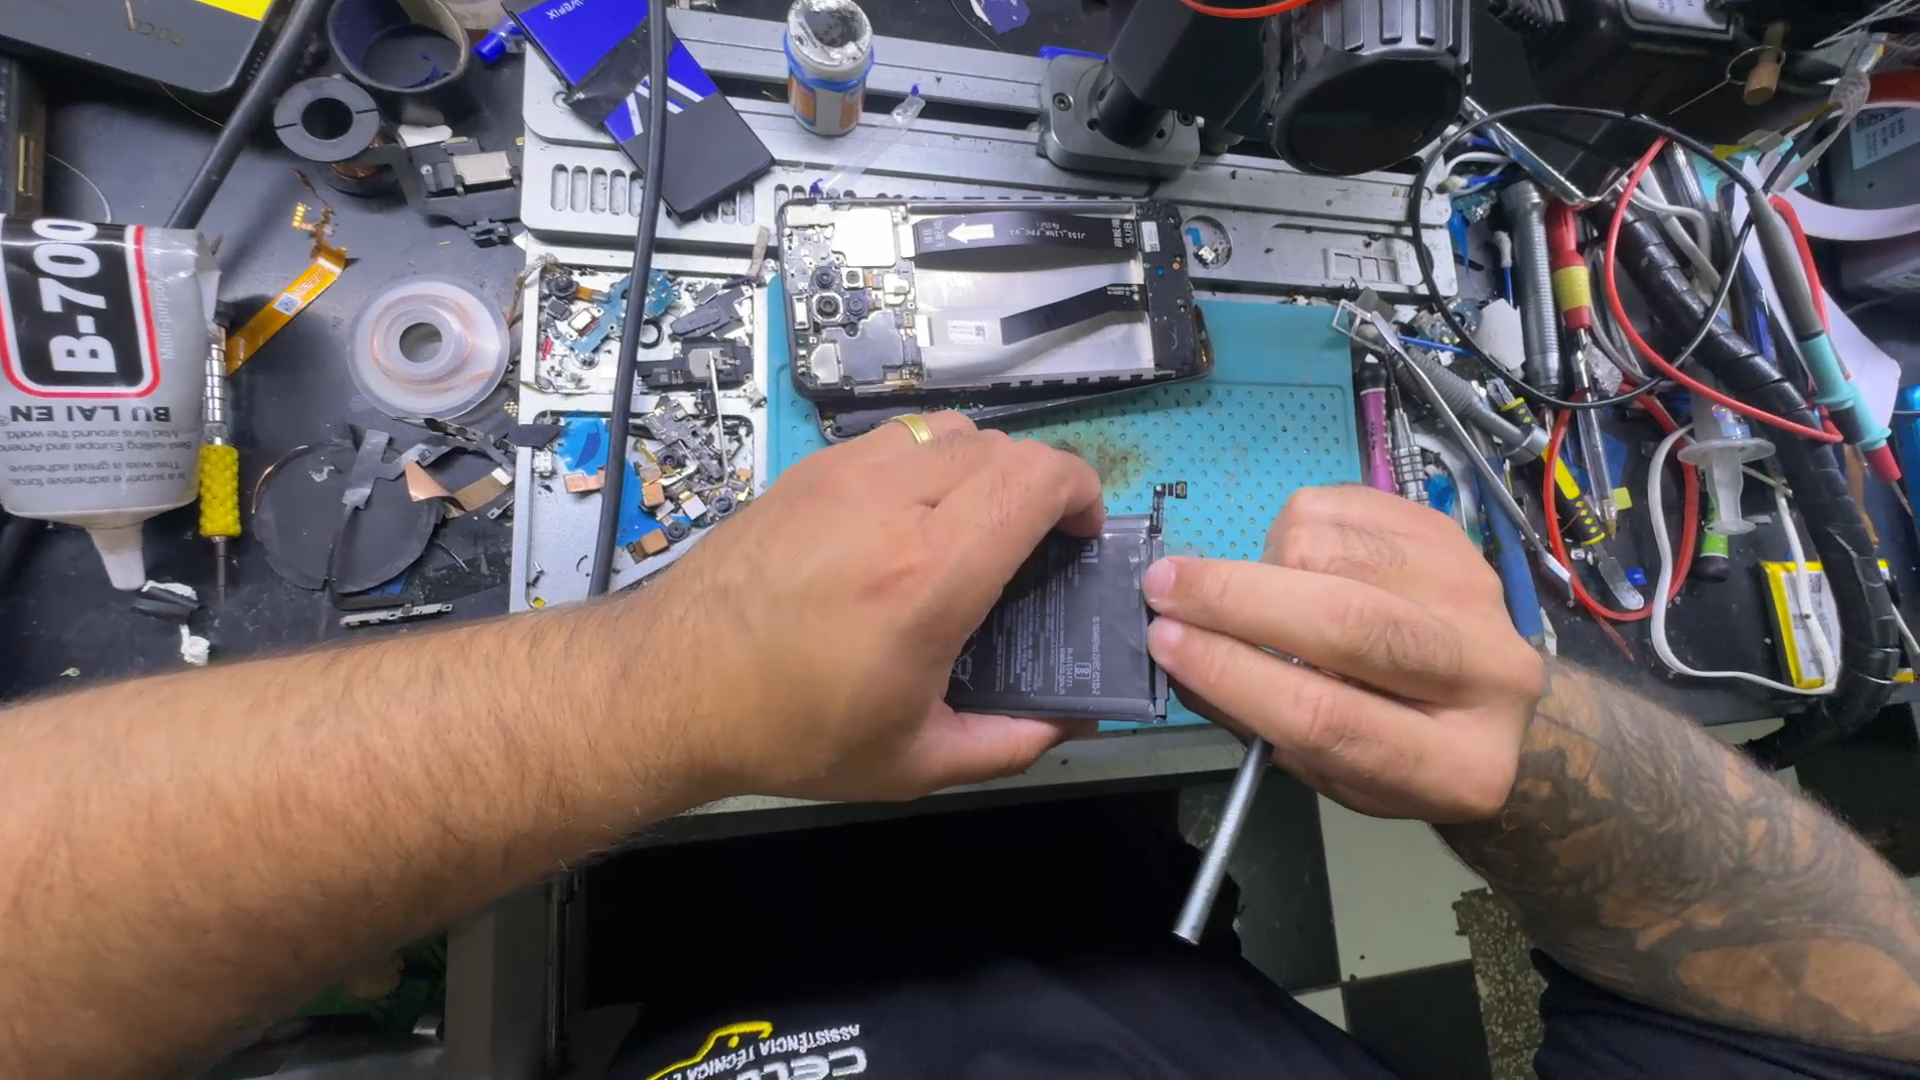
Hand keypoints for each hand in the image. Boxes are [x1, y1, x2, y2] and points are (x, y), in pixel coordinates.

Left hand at [647, 412, 1104, 802]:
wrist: (672, 685)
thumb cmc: (793, 730)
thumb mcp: (914, 761)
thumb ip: (1012, 742)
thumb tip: (1076, 719)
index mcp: (929, 576)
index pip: (1036, 480)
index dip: (1080, 492)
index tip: (1080, 533)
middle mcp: (892, 505)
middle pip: (1004, 448)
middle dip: (1040, 486)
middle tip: (1032, 542)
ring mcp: (844, 475)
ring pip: (951, 430)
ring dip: (985, 468)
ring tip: (971, 523)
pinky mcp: (810, 468)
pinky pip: (897, 437)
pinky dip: (930, 462)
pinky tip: (907, 515)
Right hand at [1142, 486, 1543, 821]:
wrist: (1479, 697)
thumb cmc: (1383, 744)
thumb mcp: (1316, 765)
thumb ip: (1246, 713)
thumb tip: (1171, 647)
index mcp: (1450, 765)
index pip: (1324, 715)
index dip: (1231, 674)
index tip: (1162, 640)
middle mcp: (1485, 674)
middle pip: (1343, 620)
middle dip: (1232, 597)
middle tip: (1162, 587)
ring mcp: (1474, 590)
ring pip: (1332, 548)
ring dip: (1263, 563)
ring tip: (1263, 591)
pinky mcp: (1449, 532)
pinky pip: (1338, 502)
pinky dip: (1288, 526)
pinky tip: (1294, 560)